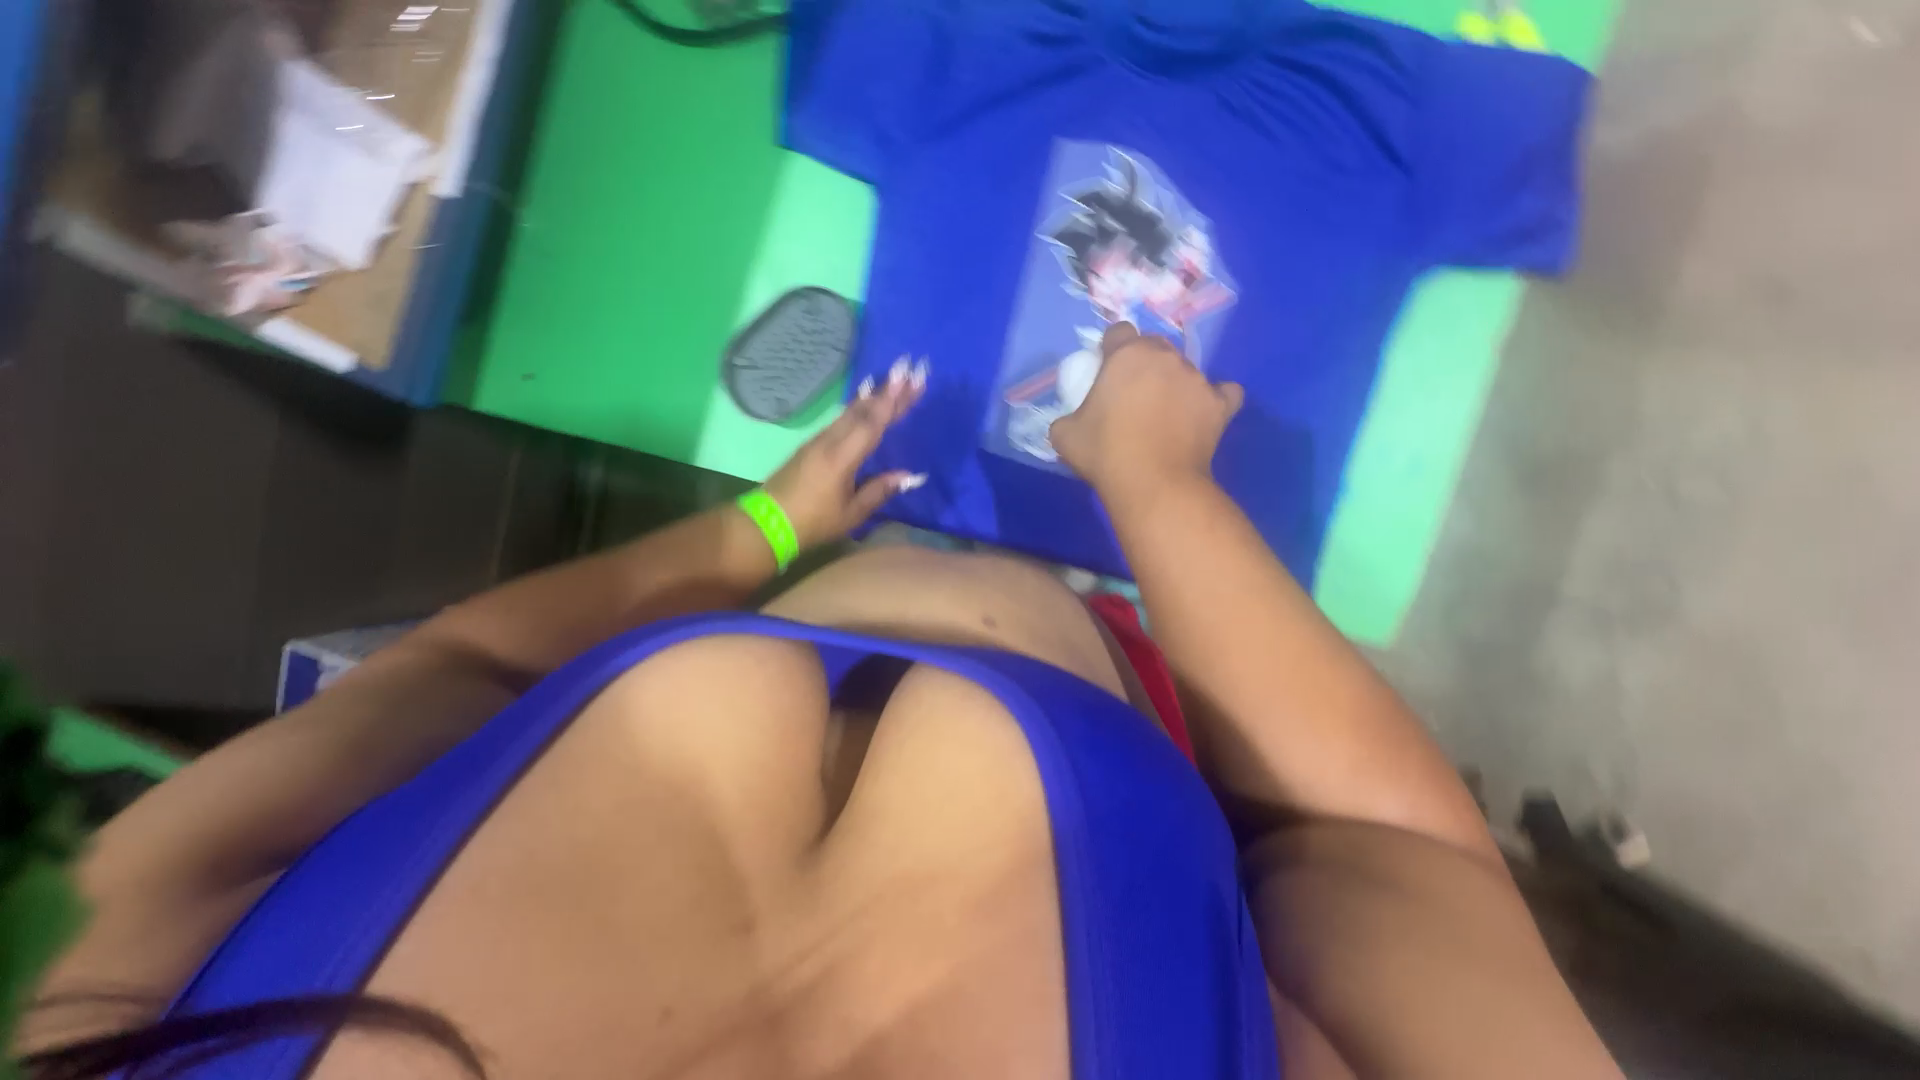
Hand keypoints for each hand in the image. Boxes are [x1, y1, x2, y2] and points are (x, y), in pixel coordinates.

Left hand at [764, 355, 928, 547]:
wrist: (767, 524)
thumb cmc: (813, 522)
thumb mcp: (851, 513)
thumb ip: (880, 490)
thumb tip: (910, 475)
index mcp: (841, 458)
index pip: (872, 424)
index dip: (892, 401)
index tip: (909, 379)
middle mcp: (829, 442)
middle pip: (862, 411)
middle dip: (887, 390)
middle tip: (909, 369)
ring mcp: (817, 441)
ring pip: (849, 413)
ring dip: (872, 396)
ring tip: (892, 380)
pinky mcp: (810, 446)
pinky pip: (839, 420)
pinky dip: (856, 407)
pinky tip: (863, 401)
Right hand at [1049, 323, 1242, 499]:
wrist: (1154, 484)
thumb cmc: (1105, 453)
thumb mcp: (1065, 435)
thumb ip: (1068, 417)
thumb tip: (1071, 422)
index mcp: (1127, 355)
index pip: (1118, 331)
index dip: (1111, 348)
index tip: (1105, 370)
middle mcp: (1166, 357)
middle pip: (1155, 345)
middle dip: (1145, 362)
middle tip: (1133, 393)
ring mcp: (1197, 379)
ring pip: (1186, 369)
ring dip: (1176, 383)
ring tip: (1167, 413)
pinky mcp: (1219, 404)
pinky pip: (1224, 393)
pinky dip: (1215, 399)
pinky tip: (1205, 412)